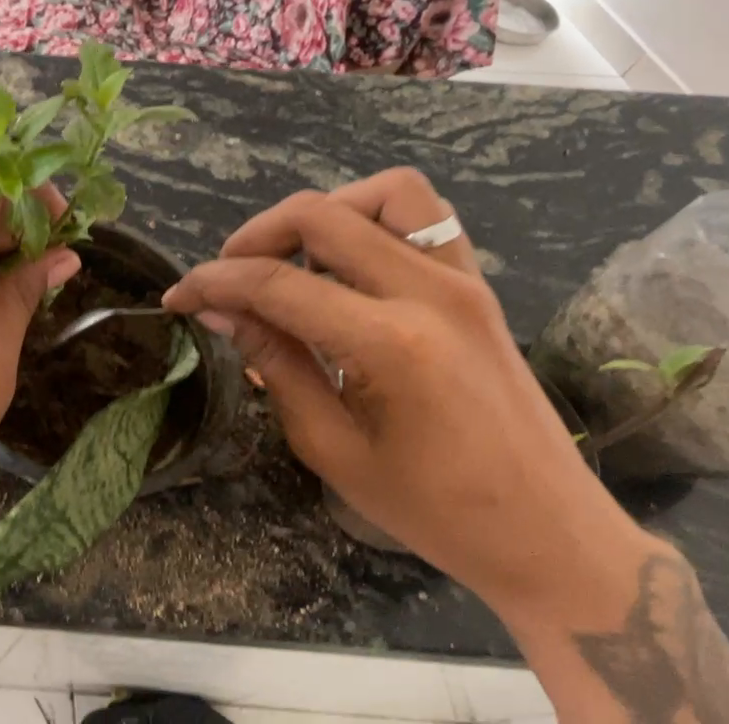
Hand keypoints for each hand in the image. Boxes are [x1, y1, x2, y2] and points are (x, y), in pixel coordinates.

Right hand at [163, 169, 655, 627]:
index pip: (276, 284)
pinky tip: (344, 261)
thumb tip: (218, 309)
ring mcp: (463, 282)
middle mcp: (430, 293)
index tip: (178, 298)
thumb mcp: (331, 447)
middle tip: (226, 279)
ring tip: (290, 258)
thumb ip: (275, 363)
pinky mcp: (479, 286)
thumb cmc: (434, 509)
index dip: (212, 283)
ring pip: (383, 193)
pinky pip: (425, 215)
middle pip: (320, 216)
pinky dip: (372, 217)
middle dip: (253, 237)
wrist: (550, 536)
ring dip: (322, 213)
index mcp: (390, 344)